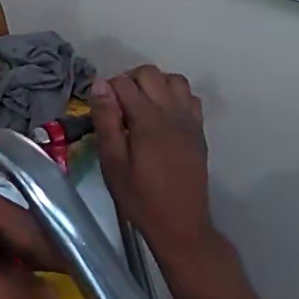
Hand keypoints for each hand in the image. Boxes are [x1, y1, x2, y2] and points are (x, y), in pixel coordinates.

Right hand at [90, 65, 221, 261]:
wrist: (181, 225)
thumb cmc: (140, 197)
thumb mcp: (113, 162)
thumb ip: (106, 120)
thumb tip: (99, 85)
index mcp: (148, 120)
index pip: (123, 82)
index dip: (106, 89)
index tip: (99, 108)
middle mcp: (172, 113)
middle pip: (149, 73)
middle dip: (128, 80)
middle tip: (116, 106)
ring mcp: (189, 120)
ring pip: (173, 80)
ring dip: (153, 85)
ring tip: (139, 106)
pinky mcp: (199, 131)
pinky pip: (189, 97)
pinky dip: (174, 96)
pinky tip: (161, 116)